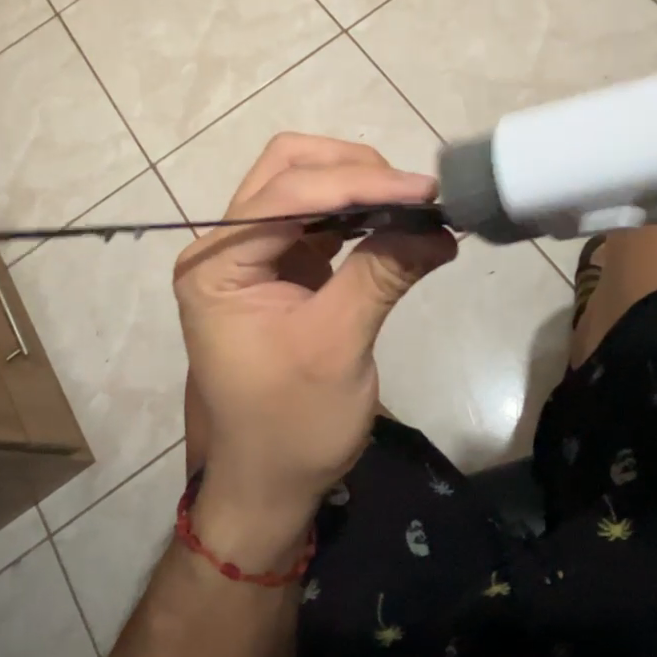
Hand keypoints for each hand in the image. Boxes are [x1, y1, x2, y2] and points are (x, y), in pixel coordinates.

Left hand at [173, 135, 455, 559]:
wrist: (265, 486)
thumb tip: (440, 224)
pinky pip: (315, 219)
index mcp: (216, 263)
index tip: (426, 192)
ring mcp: (249, 254)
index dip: (358, 183)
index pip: (285, 194)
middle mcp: (223, 246)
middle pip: (286, 170)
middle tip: (415, 194)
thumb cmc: (290, 426)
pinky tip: (395, 224)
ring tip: (414, 205)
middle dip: (351, 171)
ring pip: (300, 186)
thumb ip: (381, 274)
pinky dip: (356, 214)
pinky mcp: (277, 269)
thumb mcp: (337, 349)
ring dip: (356, 186)